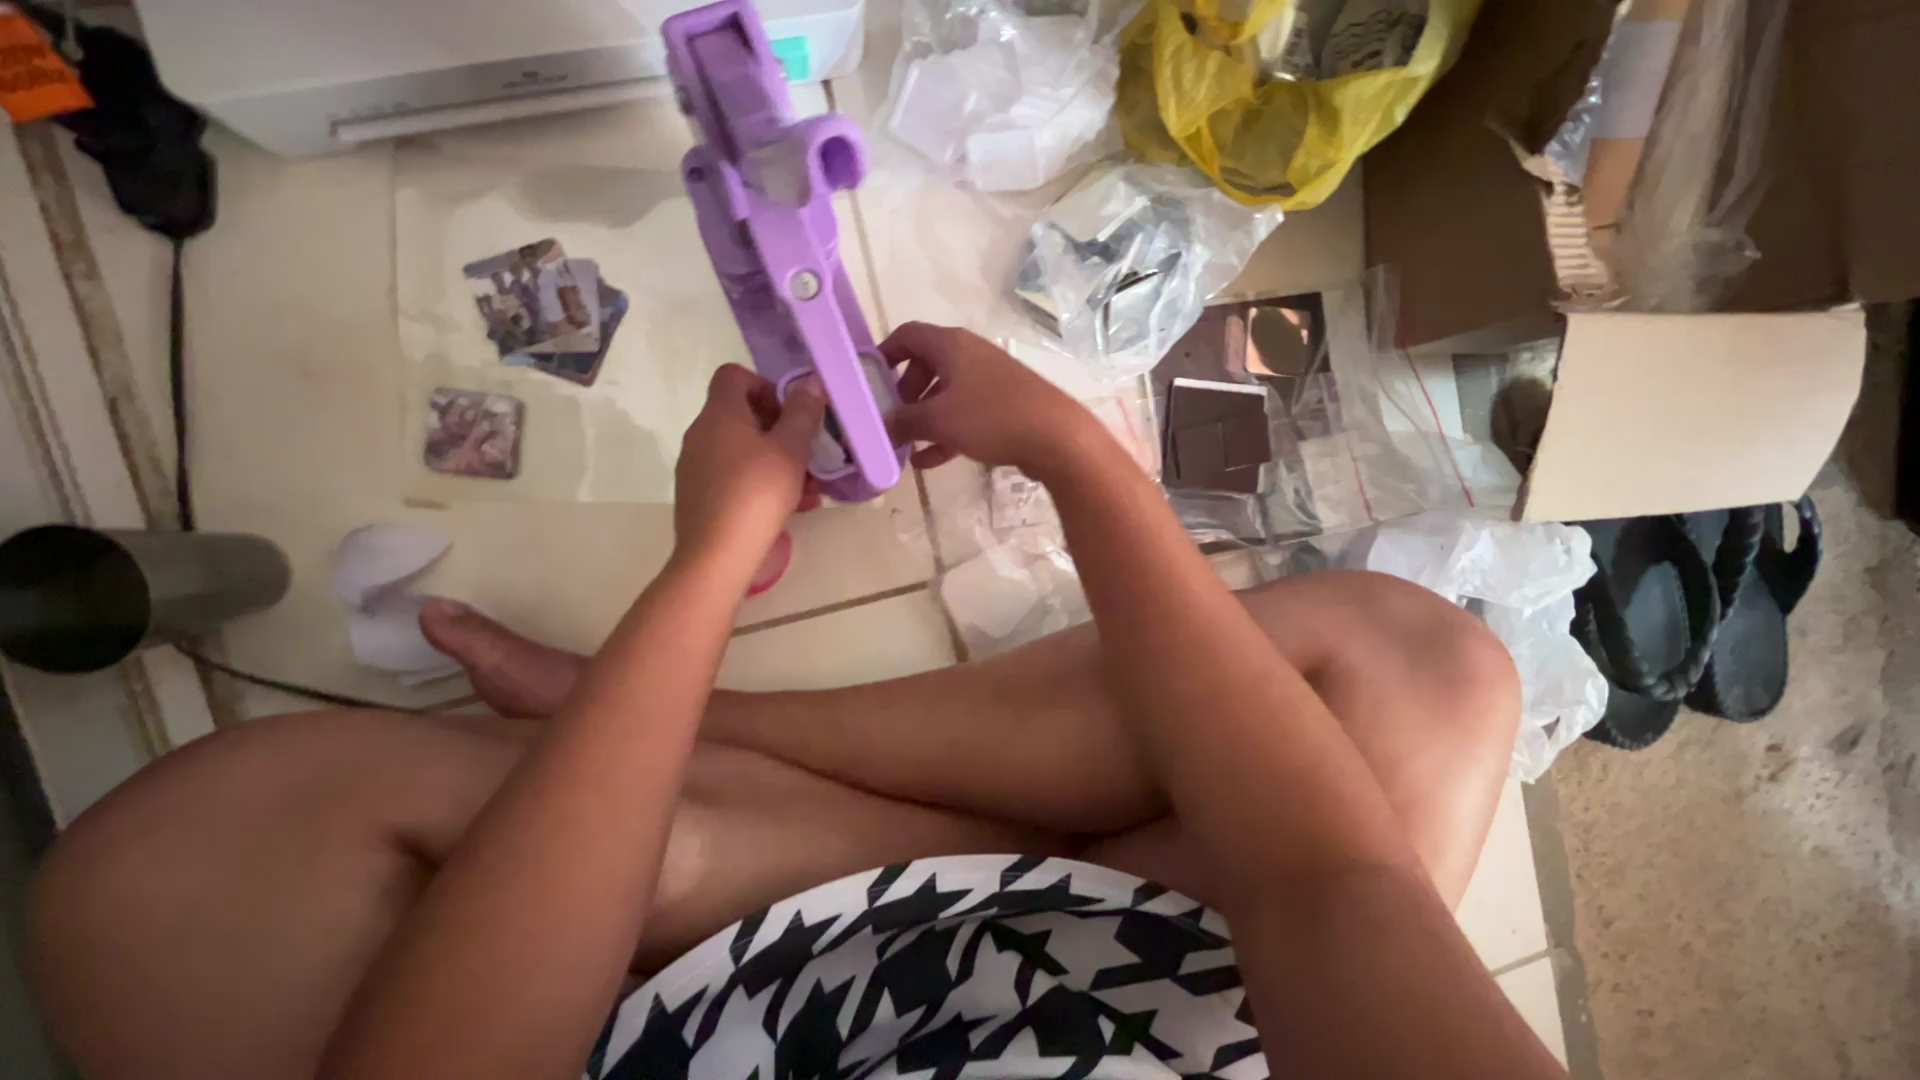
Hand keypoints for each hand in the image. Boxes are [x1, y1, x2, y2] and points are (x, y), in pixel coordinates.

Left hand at [673, 365, 825, 572]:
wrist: (717, 556)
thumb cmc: (756, 494)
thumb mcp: (791, 450)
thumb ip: (803, 413)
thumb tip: (810, 382)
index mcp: (719, 415)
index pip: (734, 376)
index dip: (767, 386)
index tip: (792, 414)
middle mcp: (701, 435)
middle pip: (742, 416)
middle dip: (781, 430)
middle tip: (808, 453)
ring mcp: (697, 467)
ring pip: (743, 451)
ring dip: (778, 461)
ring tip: (809, 488)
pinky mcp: (700, 497)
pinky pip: (735, 477)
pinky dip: (762, 483)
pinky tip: (790, 507)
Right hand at [880, 322, 1096, 472]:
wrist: (1055, 436)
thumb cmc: (990, 417)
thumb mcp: (937, 421)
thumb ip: (904, 421)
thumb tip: (882, 425)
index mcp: (950, 345)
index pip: (906, 335)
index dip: (883, 354)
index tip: (869, 381)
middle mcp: (970, 354)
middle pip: (925, 366)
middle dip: (904, 394)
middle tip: (891, 419)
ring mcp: (989, 379)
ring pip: (945, 393)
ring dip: (923, 417)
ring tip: (906, 446)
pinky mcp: (1004, 404)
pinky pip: (965, 413)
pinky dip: (946, 432)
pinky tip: (929, 461)